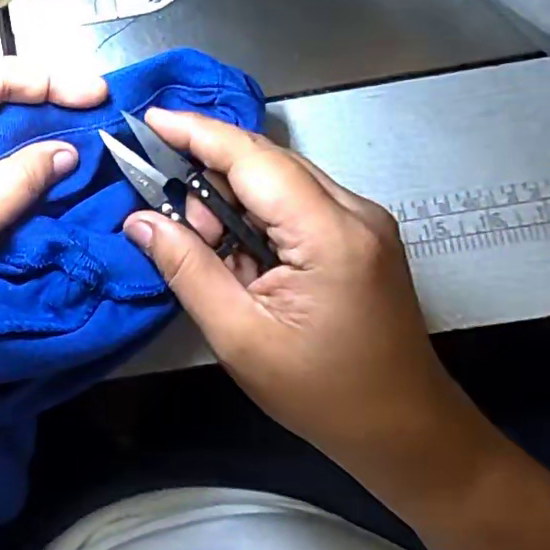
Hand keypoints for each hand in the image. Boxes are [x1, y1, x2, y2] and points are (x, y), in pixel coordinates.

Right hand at [122, 109, 482, 479]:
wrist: (407, 429)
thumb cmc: (326, 396)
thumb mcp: (242, 339)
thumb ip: (188, 270)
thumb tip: (142, 221)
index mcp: (330, 233)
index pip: (253, 158)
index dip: (198, 133)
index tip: (152, 119)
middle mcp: (354, 210)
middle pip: (268, 162)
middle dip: (211, 178)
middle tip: (176, 222)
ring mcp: (364, 218)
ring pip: (281, 178)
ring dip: (235, 200)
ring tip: (212, 251)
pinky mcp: (362, 231)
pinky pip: (298, 200)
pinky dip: (260, 216)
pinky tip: (244, 254)